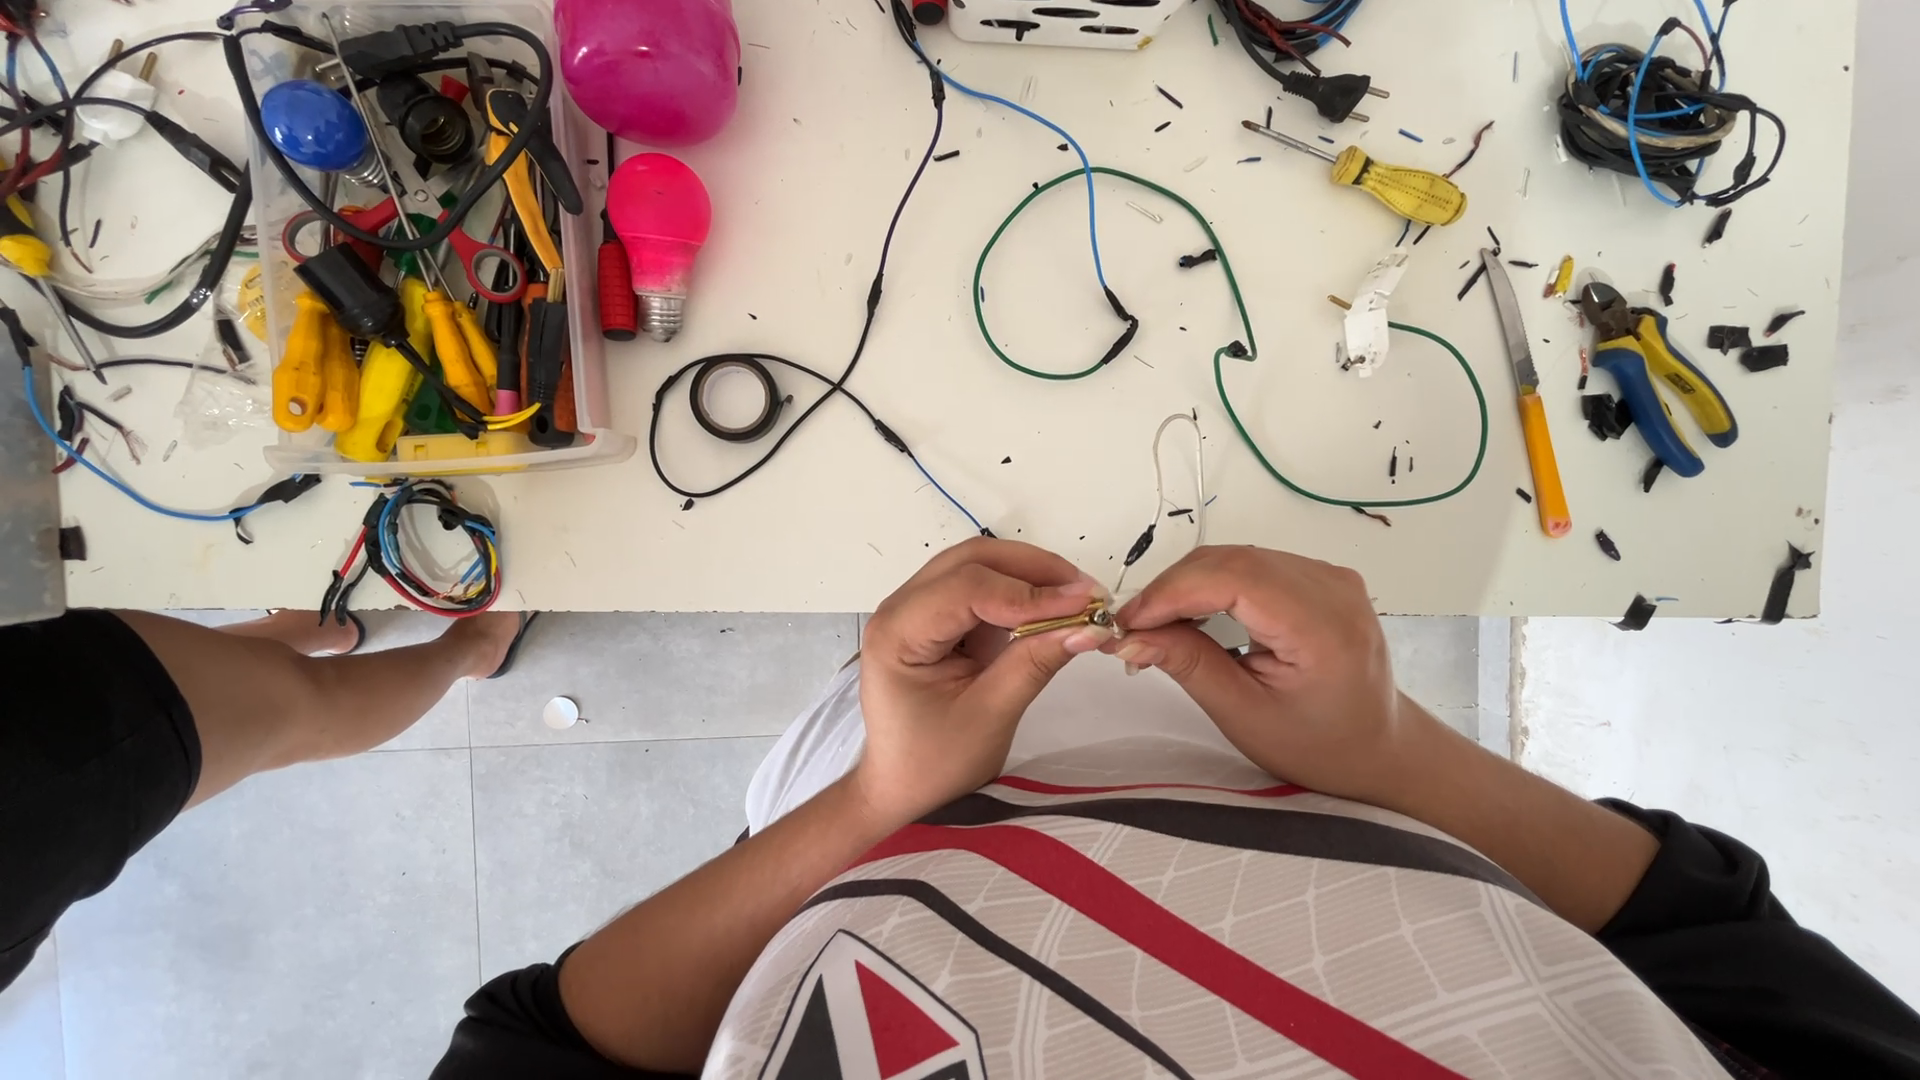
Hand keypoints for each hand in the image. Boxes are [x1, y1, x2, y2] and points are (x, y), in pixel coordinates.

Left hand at [854, 537, 1112, 824]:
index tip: (1084, 602)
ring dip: (1029, 574)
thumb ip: (1035, 663)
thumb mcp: (989, 716)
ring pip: (977, 566)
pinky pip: (981, 587)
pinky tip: (1052, 607)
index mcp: (896, 632)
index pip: (966, 587)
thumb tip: (1089, 625)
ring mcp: (917, 608)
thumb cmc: (935, 763)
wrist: (902, 787)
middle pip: (971, 561)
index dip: (1028, 591)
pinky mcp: (938, 617)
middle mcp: (899, 608)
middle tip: (1087, 592)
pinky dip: (1019, 591)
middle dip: (1032, 569)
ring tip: (1077, 597)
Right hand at [1105, 545, 1413, 800]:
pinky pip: (1248, 564)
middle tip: (1132, 628)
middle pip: (1230, 560)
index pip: (1234, 579)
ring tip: (1155, 625)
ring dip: (1185, 585)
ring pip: (1234, 557)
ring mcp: (1327, 575)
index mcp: (1324, 627)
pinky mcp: (1317, 576)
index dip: (1172, 592)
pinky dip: (1208, 584)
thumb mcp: (1244, 715)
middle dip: (1170, 588)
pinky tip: (1189, 613)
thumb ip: (1187, 665)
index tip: (1127, 622)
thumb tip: (1128, 637)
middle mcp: (1331, 586)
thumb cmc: (1317, 746)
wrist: (1379, 748)